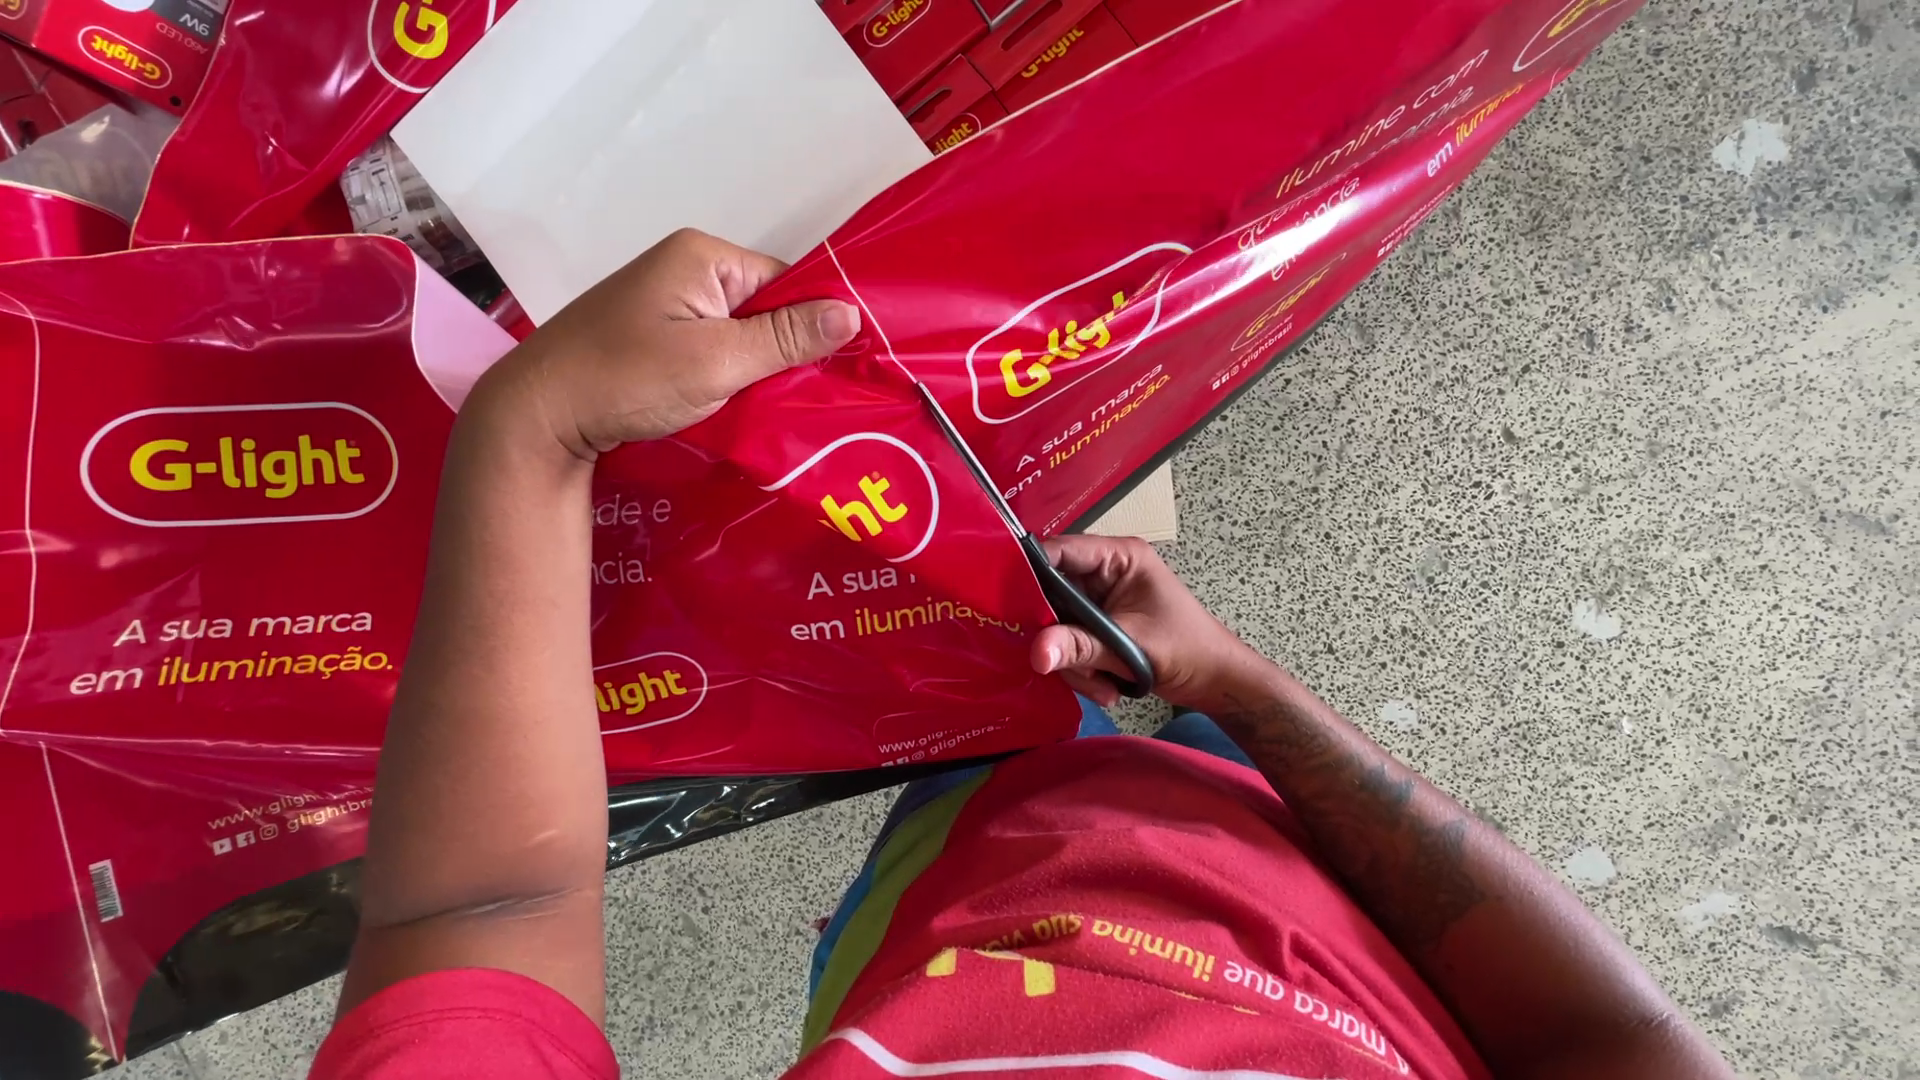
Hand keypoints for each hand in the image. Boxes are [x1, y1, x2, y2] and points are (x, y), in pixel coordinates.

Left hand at [477, 228, 860, 459]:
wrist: (541, 415)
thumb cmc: (626, 379)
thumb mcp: (716, 361)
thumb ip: (785, 338)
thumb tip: (853, 313)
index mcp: (704, 258)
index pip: (786, 283)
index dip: (815, 323)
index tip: (840, 369)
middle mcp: (690, 271)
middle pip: (768, 309)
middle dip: (789, 351)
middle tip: (815, 396)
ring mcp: (672, 306)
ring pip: (745, 335)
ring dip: (763, 370)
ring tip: (784, 406)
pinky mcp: (662, 339)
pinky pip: (720, 351)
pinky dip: (737, 378)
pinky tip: (747, 405)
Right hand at [1031, 534, 1273, 709]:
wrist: (1218, 684)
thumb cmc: (1189, 650)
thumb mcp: (1133, 646)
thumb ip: (1082, 647)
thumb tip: (1035, 653)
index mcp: (1119, 557)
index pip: (1061, 551)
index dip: (1030, 572)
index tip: (1005, 601)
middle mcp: (1104, 574)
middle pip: (1053, 595)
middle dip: (1058, 635)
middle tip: (1062, 663)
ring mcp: (1099, 603)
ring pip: (1058, 627)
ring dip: (1075, 663)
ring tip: (1103, 686)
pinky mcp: (1097, 629)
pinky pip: (1069, 645)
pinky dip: (1082, 670)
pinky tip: (1107, 688)